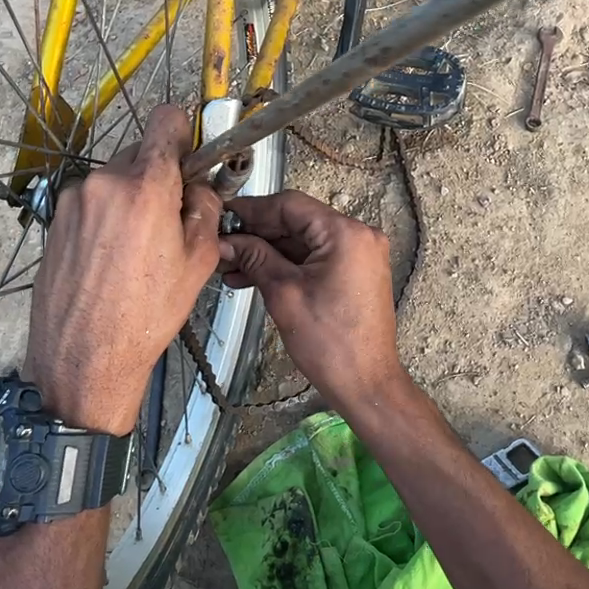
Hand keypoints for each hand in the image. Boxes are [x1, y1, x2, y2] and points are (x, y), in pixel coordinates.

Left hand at [25, 105, 219, 434]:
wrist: (84, 356)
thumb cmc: (145, 314)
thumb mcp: (200, 259)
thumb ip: (206, 206)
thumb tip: (199, 185)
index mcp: (146, 185)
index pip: (166, 120)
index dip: (182, 133)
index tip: (189, 154)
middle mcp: (105, 181)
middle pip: (141, 154)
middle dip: (158, 178)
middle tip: (168, 220)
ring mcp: (74, 199)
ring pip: (115, 180)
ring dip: (130, 199)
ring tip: (136, 249)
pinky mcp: (55, 219)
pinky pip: (92, 202)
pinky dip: (106, 217)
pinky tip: (112, 258)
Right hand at [216, 191, 405, 410]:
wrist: (366, 384)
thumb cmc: (329, 342)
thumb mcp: (283, 294)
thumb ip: (254, 258)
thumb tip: (225, 241)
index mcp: (345, 233)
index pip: (290, 205)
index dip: (252, 210)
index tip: (222, 216)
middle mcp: (358, 235)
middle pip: (297, 221)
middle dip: (257, 234)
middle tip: (222, 246)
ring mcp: (360, 254)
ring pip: (304, 241)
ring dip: (268, 252)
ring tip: (231, 268)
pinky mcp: (356, 272)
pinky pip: (315, 257)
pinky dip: (287, 265)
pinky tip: (254, 277)